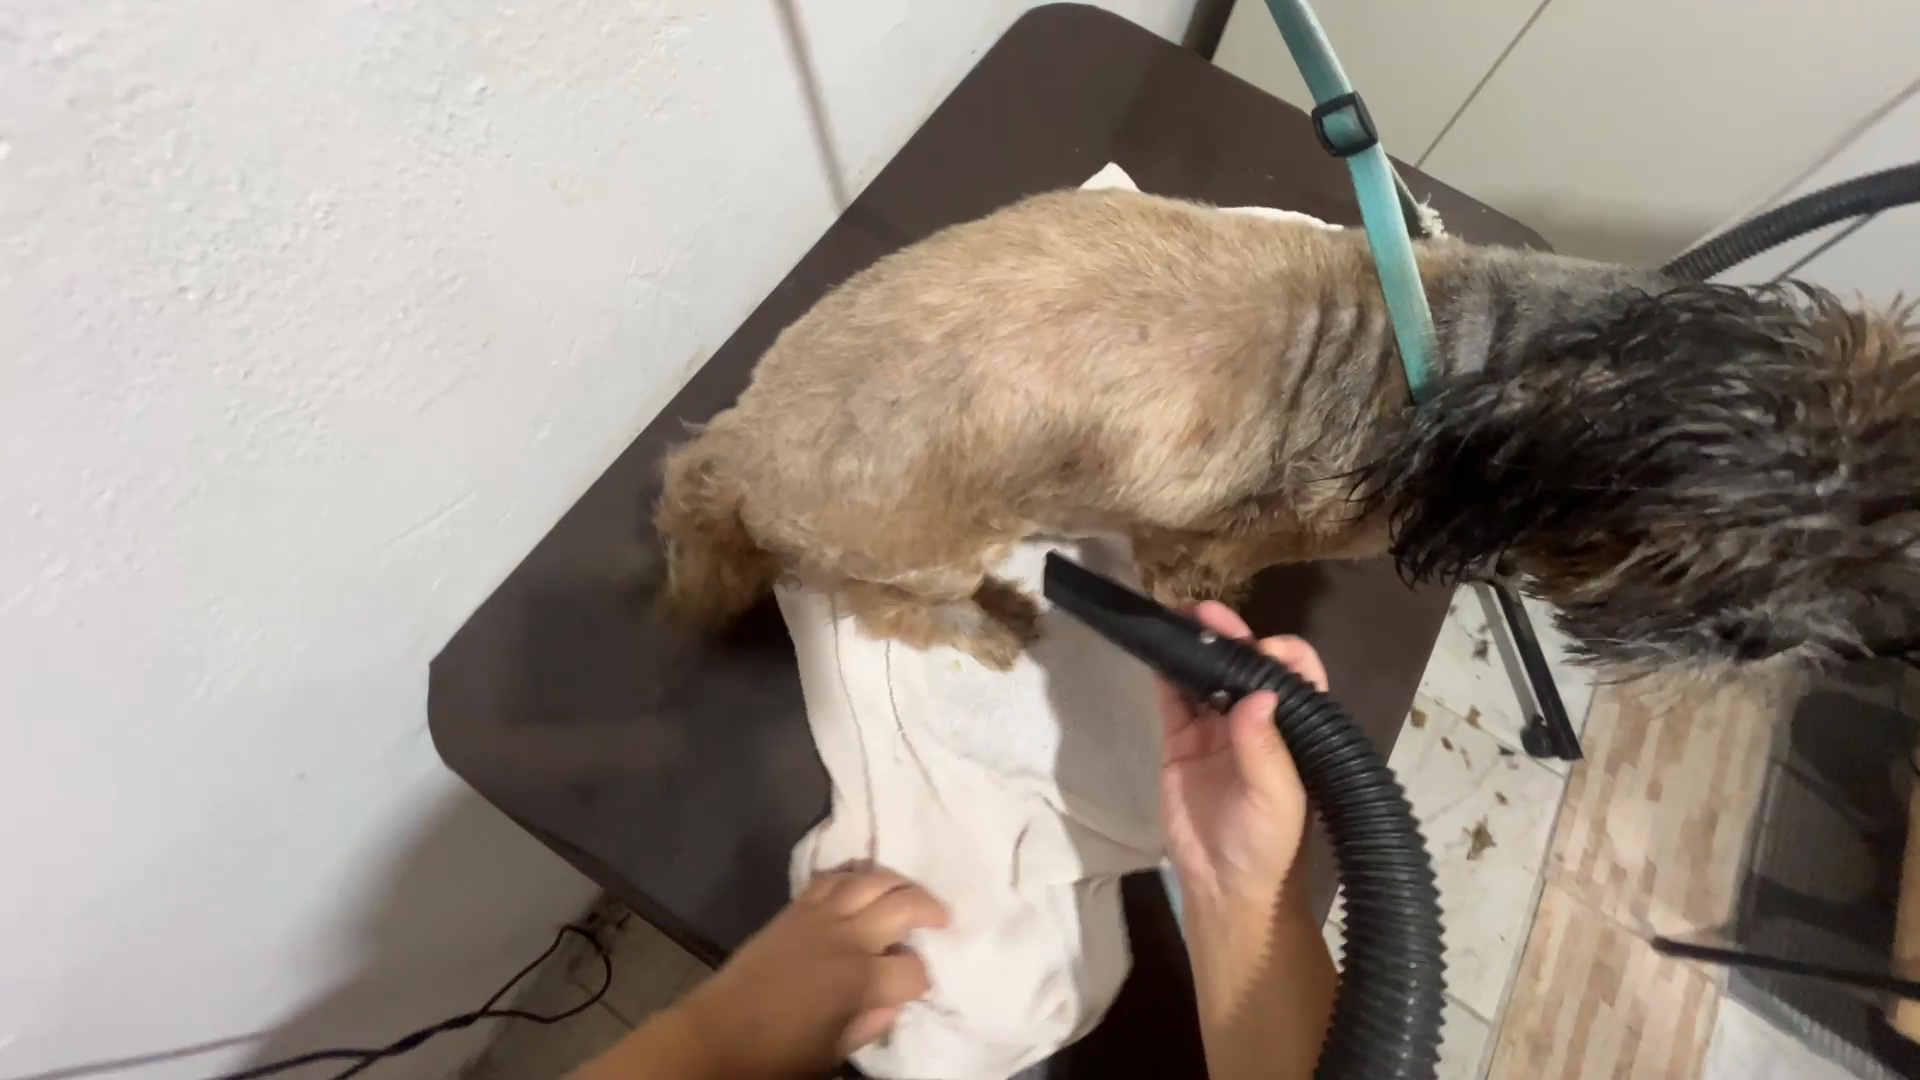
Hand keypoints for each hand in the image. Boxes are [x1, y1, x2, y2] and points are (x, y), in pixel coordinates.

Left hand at [672, 866, 948, 1075]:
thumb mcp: (832, 1054)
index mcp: (858, 980)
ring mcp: (822, 914)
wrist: (719, 1034)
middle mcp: (847, 937)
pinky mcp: (799, 905)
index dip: (923, 977)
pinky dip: (857, 873)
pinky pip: (835, 876)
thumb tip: (894, 1004)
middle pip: (902, 906)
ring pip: (872, 879)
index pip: (912, 969)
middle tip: (943, 917)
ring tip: (911, 891)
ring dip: (898, 882)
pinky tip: (867, 881)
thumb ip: (869, 1025)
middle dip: (930, 908)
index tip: (921, 983)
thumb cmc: (778, 1054)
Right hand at [1157, 601, 1325, 913]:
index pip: (1295, 676)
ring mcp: (1214, 726)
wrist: (1222, 884)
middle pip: (1245, 666)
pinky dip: (1164, 672)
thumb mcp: (1278, 799)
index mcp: (1293, 730)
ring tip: (1176, 617)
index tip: (1260, 648)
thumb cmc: (1266, 843)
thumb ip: (1267, 748)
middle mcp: (1255, 720)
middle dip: (1229, 636)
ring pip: (1205, 674)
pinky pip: (1172, 697)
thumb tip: (1261, 694)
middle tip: (1206, 613)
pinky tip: (1156, 648)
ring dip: (1193, 645)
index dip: (1281, 654)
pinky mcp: (1179, 737)